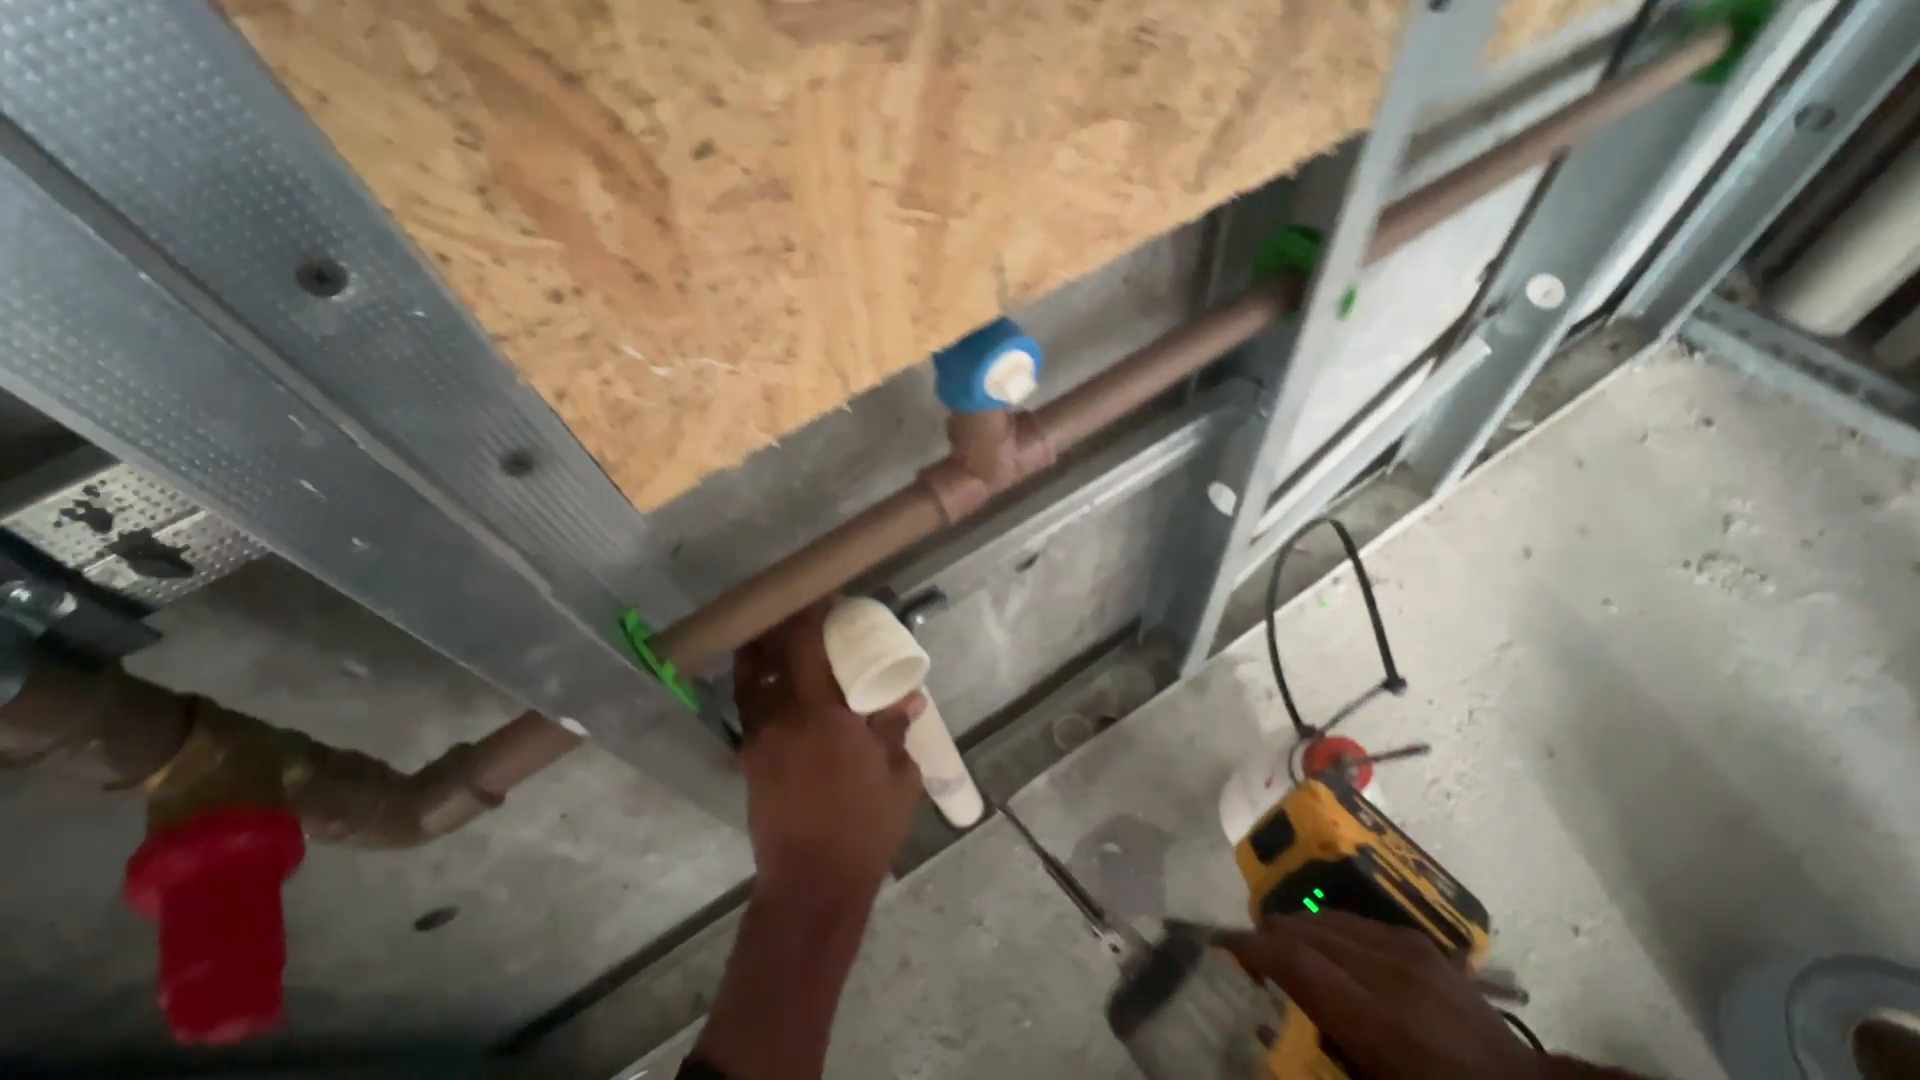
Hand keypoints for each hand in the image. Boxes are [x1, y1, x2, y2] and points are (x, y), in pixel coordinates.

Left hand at [734, 600, 924, 906]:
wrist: (811, 883)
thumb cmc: (864, 831)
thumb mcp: (898, 778)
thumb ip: (897, 730)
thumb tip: (907, 697)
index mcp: (824, 716)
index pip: (808, 646)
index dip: (813, 614)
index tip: (828, 599)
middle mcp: (783, 717)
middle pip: (771, 654)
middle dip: (785, 627)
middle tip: (804, 615)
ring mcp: (759, 739)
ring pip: (750, 680)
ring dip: (763, 653)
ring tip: (779, 639)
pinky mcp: (748, 760)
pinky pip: (749, 709)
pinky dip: (758, 687)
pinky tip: (776, 687)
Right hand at [1219, 912, 1547, 1079]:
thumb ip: (1322, 1052)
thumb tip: (1267, 1040)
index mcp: (1375, 1020)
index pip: (1294, 961)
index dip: (1249, 947)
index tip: (1218, 945)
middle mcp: (1387, 973)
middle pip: (1305, 932)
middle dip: (1266, 936)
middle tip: (1242, 952)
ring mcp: (1409, 953)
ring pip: (1329, 920)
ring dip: (1295, 929)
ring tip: (1277, 947)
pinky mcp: (1424, 946)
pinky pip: (1359, 923)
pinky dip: (1329, 929)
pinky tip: (1325, 945)